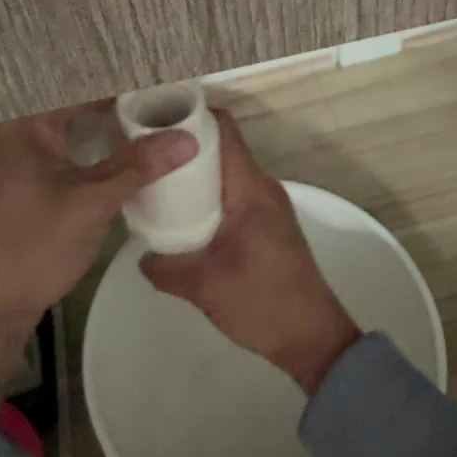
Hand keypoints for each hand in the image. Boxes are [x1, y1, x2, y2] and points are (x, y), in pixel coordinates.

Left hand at [0, 104, 196, 411]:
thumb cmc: (32, 248)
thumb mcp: (91, 202)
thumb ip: (139, 164)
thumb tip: (188, 138)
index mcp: (16, 120)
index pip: (74, 82)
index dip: (117, 76)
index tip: (158, 73)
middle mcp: (4, 125)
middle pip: (65, 95)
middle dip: (110, 92)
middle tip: (157, 88)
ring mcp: (4, 151)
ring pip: (59, 118)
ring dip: (97, 115)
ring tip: (144, 108)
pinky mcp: (11, 174)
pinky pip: (52, 139)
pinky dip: (82, 137)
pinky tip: (114, 140)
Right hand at [140, 111, 360, 394]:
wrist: (313, 339)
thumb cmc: (264, 303)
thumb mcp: (206, 287)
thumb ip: (168, 269)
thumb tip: (143, 257)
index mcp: (251, 190)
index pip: (223, 131)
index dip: (191, 116)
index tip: (155, 118)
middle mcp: (262, 188)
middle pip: (220, 148)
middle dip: (184, 145)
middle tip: (144, 152)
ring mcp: (266, 205)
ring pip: (224, 172)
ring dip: (194, 172)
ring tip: (155, 180)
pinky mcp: (265, 224)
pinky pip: (230, 193)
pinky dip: (205, 194)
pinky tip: (180, 213)